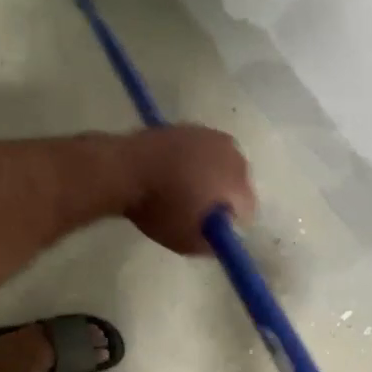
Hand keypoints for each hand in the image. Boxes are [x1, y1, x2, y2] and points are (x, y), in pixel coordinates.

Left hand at [122, 126, 255, 254]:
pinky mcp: (190, 126)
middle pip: (238, 184)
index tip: (209, 230)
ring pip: (222, 166)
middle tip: (195, 212)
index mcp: (238, 182)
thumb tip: (220, 239)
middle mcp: (233, 154)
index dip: (229, 224)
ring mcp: (212, 135)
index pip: (247, 211)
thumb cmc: (159, 208)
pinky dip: (194, 163)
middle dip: (223, 198)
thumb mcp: (186, 242)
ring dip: (210, 179)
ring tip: (182, 191)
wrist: (123, 168)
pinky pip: (203, 152)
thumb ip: (212, 244)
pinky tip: (174, 173)